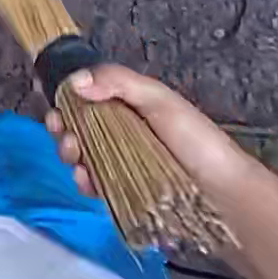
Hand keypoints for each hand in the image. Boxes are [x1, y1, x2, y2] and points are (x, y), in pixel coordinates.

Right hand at [44, 63, 252, 197]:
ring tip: (75, 157)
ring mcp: (120, 163)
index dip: (65, 97)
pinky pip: (94, 184)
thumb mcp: (157, 98)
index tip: (51, 100)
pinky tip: (86, 181)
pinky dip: (84, 181)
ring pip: (81, 154)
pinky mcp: (122, 193)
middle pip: (77, 124)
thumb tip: (75, 80)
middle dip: (61, 126)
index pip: (86, 95)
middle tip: (61, 131)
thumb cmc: (194, 140)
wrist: (226, 198)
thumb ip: (117, 81)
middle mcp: (120, 130)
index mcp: (127, 103)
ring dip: (69, 153)